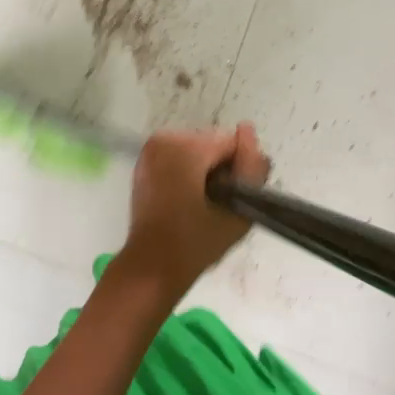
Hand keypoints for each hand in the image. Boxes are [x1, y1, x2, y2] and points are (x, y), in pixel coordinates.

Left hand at [118, 124, 269, 294]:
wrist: (152, 264)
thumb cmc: (196, 242)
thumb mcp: (237, 209)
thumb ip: (252, 169)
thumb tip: (248, 130)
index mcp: (184, 148)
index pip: (231, 143)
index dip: (240, 170)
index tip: (234, 198)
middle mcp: (164, 140)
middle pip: (212, 143)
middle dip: (221, 167)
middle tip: (219, 204)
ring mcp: (150, 150)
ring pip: (196, 150)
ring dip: (205, 171)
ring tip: (203, 204)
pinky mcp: (143, 163)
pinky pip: (178, 158)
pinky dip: (187, 172)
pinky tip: (187, 200)